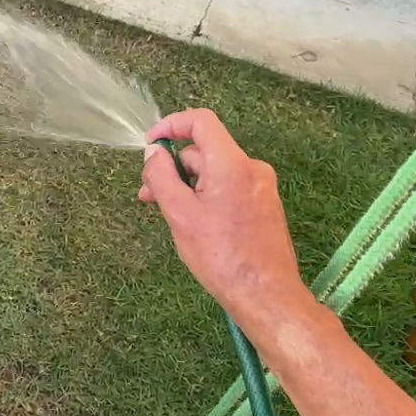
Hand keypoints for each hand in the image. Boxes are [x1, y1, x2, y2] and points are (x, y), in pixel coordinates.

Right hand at [140, 109, 311, 338]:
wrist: (266, 295)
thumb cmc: (219, 255)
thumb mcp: (179, 213)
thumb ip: (161, 176)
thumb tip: (154, 153)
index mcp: (231, 164)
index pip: (200, 121)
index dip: (171, 125)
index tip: (150, 144)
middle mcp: (252, 167)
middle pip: (204, 150)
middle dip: (173, 167)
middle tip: (149, 195)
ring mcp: (261, 186)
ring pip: (214, 171)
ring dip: (188, 185)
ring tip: (170, 214)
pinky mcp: (264, 204)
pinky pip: (228, 186)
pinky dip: (206, 195)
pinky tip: (195, 222)